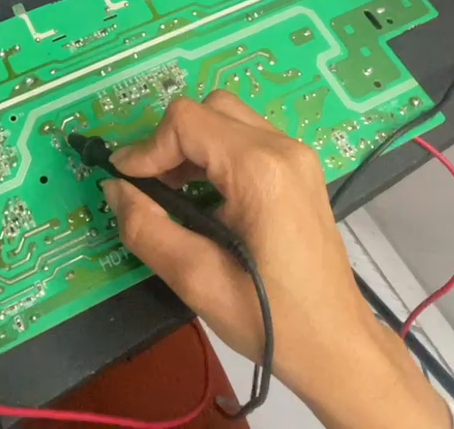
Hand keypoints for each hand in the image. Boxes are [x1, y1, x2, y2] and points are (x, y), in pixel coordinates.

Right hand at [104, 92, 448, 428]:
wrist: (339, 347)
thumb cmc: (272, 321)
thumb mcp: (196, 281)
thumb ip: (145, 227)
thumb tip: (114, 186)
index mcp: (260, 170)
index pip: (187, 121)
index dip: (146, 147)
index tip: (125, 182)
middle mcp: (282, 147)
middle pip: (207, 107)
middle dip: (170, 141)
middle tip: (153, 187)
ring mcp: (296, 154)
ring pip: (226, 115)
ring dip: (192, 144)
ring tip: (175, 190)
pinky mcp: (299, 166)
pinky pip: (245, 134)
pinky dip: (215, 150)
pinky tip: (207, 193)